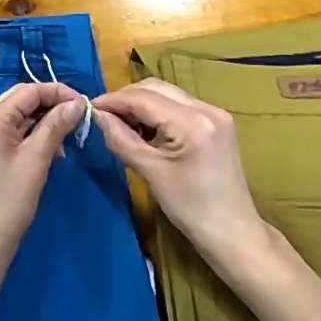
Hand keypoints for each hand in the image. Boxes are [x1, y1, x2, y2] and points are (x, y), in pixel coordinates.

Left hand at [0, 81, 84, 269]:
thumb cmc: (10, 200)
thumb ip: (56, 125)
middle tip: (80, 115)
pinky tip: (52, 146)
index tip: (85, 103)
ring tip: (70, 132)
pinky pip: (12, 130)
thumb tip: (77, 102)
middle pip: (22, 98)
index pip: (29, 90)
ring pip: (18, 114)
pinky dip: (33, 132)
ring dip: (44, 118)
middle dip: (51, 103)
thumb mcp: (36, 159)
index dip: (58, 92)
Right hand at [93, 78, 270, 265]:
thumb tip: (97, 116)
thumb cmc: (191, 208)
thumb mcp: (151, 173)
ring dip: (141, 103)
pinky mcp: (216, 121)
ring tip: (122, 125)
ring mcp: (215, 113)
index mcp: (193, 122)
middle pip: (156, 88)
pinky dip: (157, 111)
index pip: (144, 98)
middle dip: (126, 98)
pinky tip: (145, 130)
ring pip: (167, 93)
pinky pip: (178, 104)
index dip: (113, 100)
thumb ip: (122, 140)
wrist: (232, 232)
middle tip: (103, 116)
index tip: (89, 108)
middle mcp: (207, 108)